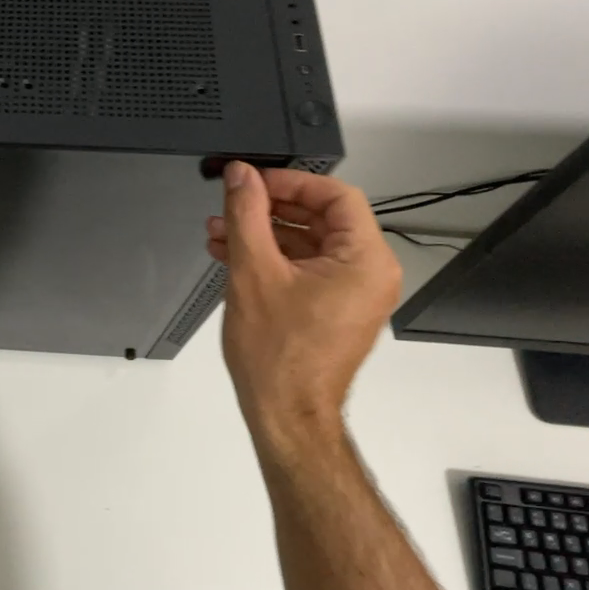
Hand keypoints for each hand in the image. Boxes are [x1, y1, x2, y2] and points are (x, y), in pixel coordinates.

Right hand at [206, 163, 401, 449]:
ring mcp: (352, 294)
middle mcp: (368, 275)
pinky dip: (271, 258)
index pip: (335, 196)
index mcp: (365, 260)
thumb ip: (247, 214)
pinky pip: (305, 269)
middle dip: (269, 208)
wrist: (285, 412)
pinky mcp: (333, 309)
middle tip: (232, 203)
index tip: (254, 180)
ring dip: (263, 233)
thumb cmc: (279, 356)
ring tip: (220, 232)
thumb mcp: (254, 270)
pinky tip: (232, 255)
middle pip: (321, 218)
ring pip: (307, 244)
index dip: (291, 182)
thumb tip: (241, 177)